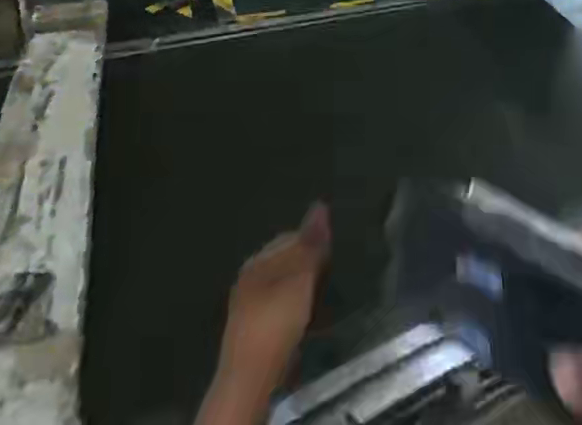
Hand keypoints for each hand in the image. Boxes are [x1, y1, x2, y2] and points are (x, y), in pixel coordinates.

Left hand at [198, 204, 331, 424]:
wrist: (250, 376)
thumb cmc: (276, 320)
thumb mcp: (299, 278)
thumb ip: (310, 244)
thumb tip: (320, 205)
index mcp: (257, 261)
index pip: (288, 237)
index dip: (311, 238)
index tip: (332, 248)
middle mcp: (249, 278)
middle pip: (282, 260)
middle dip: (305, 261)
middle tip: (330, 270)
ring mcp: (248, 305)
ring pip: (280, 285)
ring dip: (300, 285)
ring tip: (321, 293)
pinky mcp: (254, 331)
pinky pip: (278, 307)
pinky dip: (294, 306)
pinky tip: (304, 317)